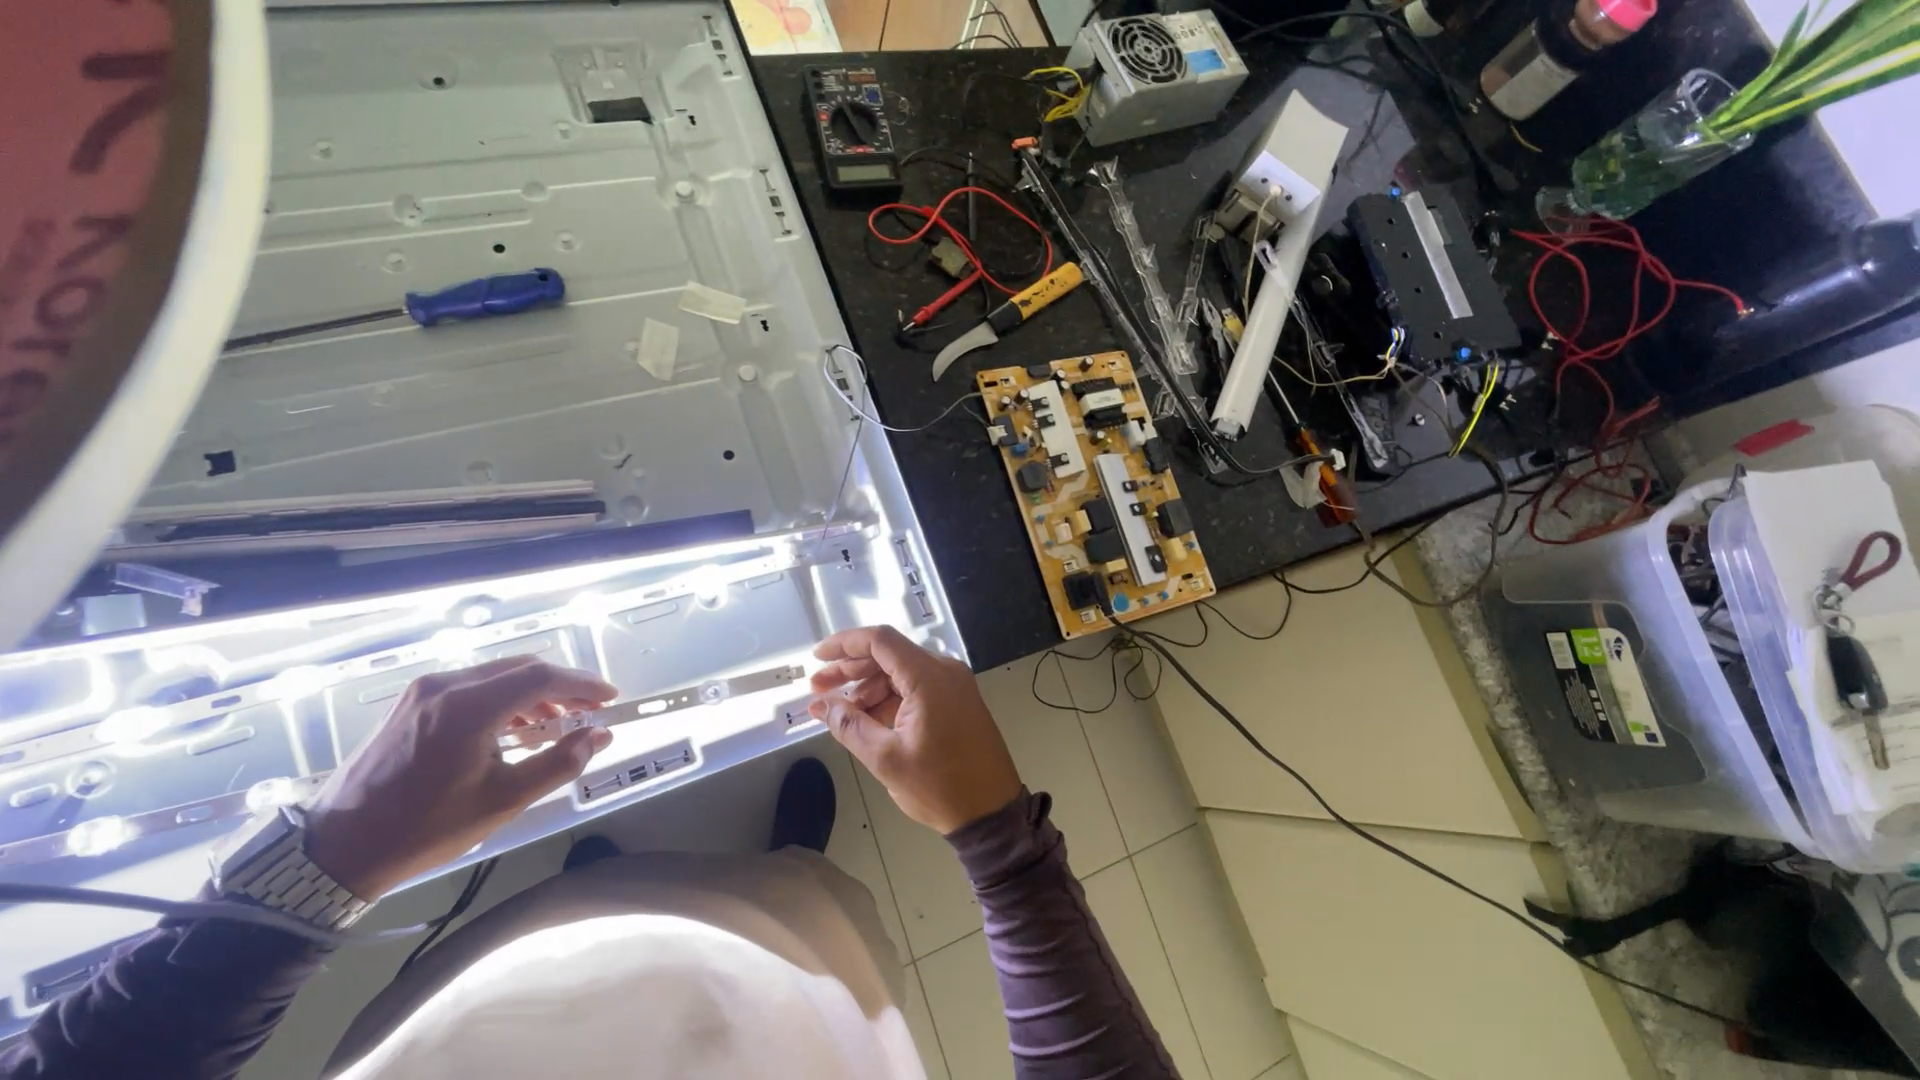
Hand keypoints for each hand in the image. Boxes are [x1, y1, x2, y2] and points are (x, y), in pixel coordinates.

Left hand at [305, 656, 617, 898]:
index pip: (542, 677)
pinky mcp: (411, 704)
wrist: (336, 849)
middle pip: (521, 668)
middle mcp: (446, 685)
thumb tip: (598, 737)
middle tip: (589, 712)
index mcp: (469, 707)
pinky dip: (503, 699)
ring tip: (556, 723)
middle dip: (561, 686)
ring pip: (497, 675)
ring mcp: (424, 692)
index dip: (583, 684)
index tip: (610, 698)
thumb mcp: (503, 800)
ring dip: (533, 692)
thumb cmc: (424, 828)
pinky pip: (472, 686)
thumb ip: (559, 763)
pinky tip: (514, 727)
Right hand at [810, 626, 1021, 834]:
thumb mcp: (885, 758)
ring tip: (840, 711)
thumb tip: (820, 705)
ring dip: (869, 687)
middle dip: (851, 669)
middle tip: (818, 688)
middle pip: (889, 654)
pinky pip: (916, 687)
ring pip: (901, 672)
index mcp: (929, 677)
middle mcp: (944, 671)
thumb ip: (849, 725)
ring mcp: (954, 685)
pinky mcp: (957, 701)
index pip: (880, 641)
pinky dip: (889, 698)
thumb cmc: (939, 785)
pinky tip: (868, 719)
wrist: (992, 812)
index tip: (817, 657)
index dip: (844, 644)